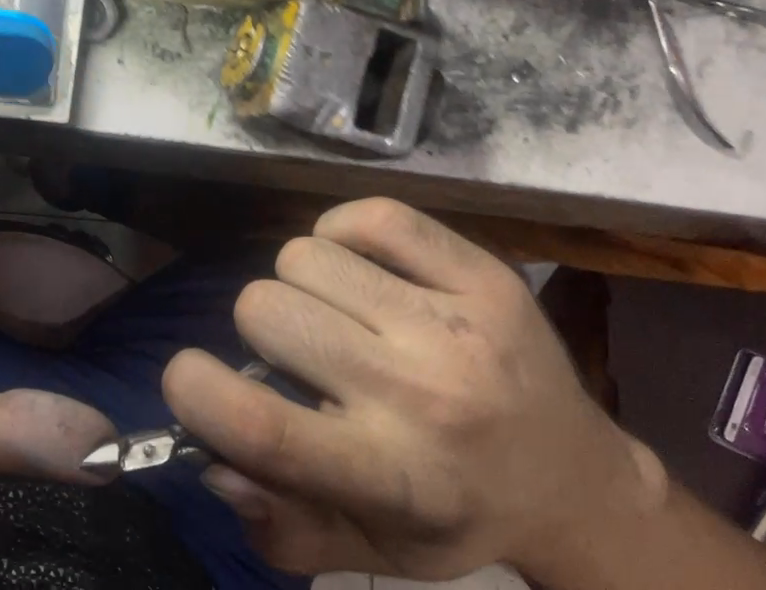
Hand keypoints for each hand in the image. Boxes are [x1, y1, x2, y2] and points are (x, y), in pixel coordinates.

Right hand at [163, 199, 666, 580]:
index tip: (191, 381)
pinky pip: (367, 216)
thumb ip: (276, 523)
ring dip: (301, 286)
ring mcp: (457, 326)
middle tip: (301, 358)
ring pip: (302, 257)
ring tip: (341, 319)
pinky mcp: (486, 276)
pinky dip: (344, 236)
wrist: (574, 479)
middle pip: (263, 309)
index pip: (258, 425)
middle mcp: (422, 397)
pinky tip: (365, 276)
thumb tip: (210, 461)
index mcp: (388, 476)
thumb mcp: (364, 548)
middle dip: (261, 331)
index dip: (193, 389)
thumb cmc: (449, 514)